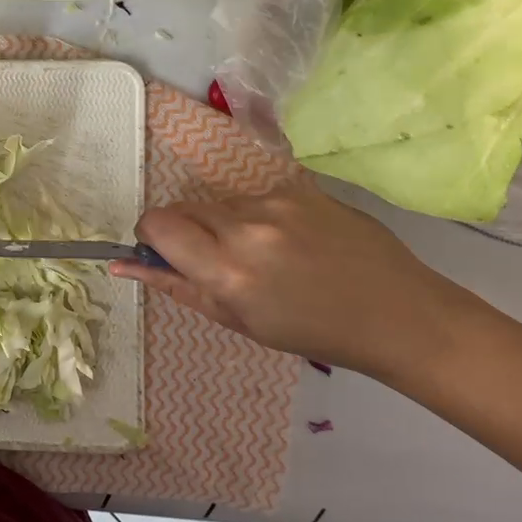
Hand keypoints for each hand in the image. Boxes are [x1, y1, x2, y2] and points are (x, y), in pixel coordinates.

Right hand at [111, 179, 481, 376]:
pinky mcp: (302, 190)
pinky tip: (289, 241)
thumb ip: (175, 286)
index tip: (166, 253)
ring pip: (217, 202)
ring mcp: (277, 204)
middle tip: (216, 261)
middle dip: (186, 231)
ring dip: (221, 223)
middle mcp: (247, 229)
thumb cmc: (313, 331)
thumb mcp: (237, 319)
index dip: (151, 236)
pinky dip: (256, 216)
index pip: (157, 225)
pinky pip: (253, 196)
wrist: (401, 315)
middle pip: (182, 208)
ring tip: (262, 254)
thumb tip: (120, 266)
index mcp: (228, 270)